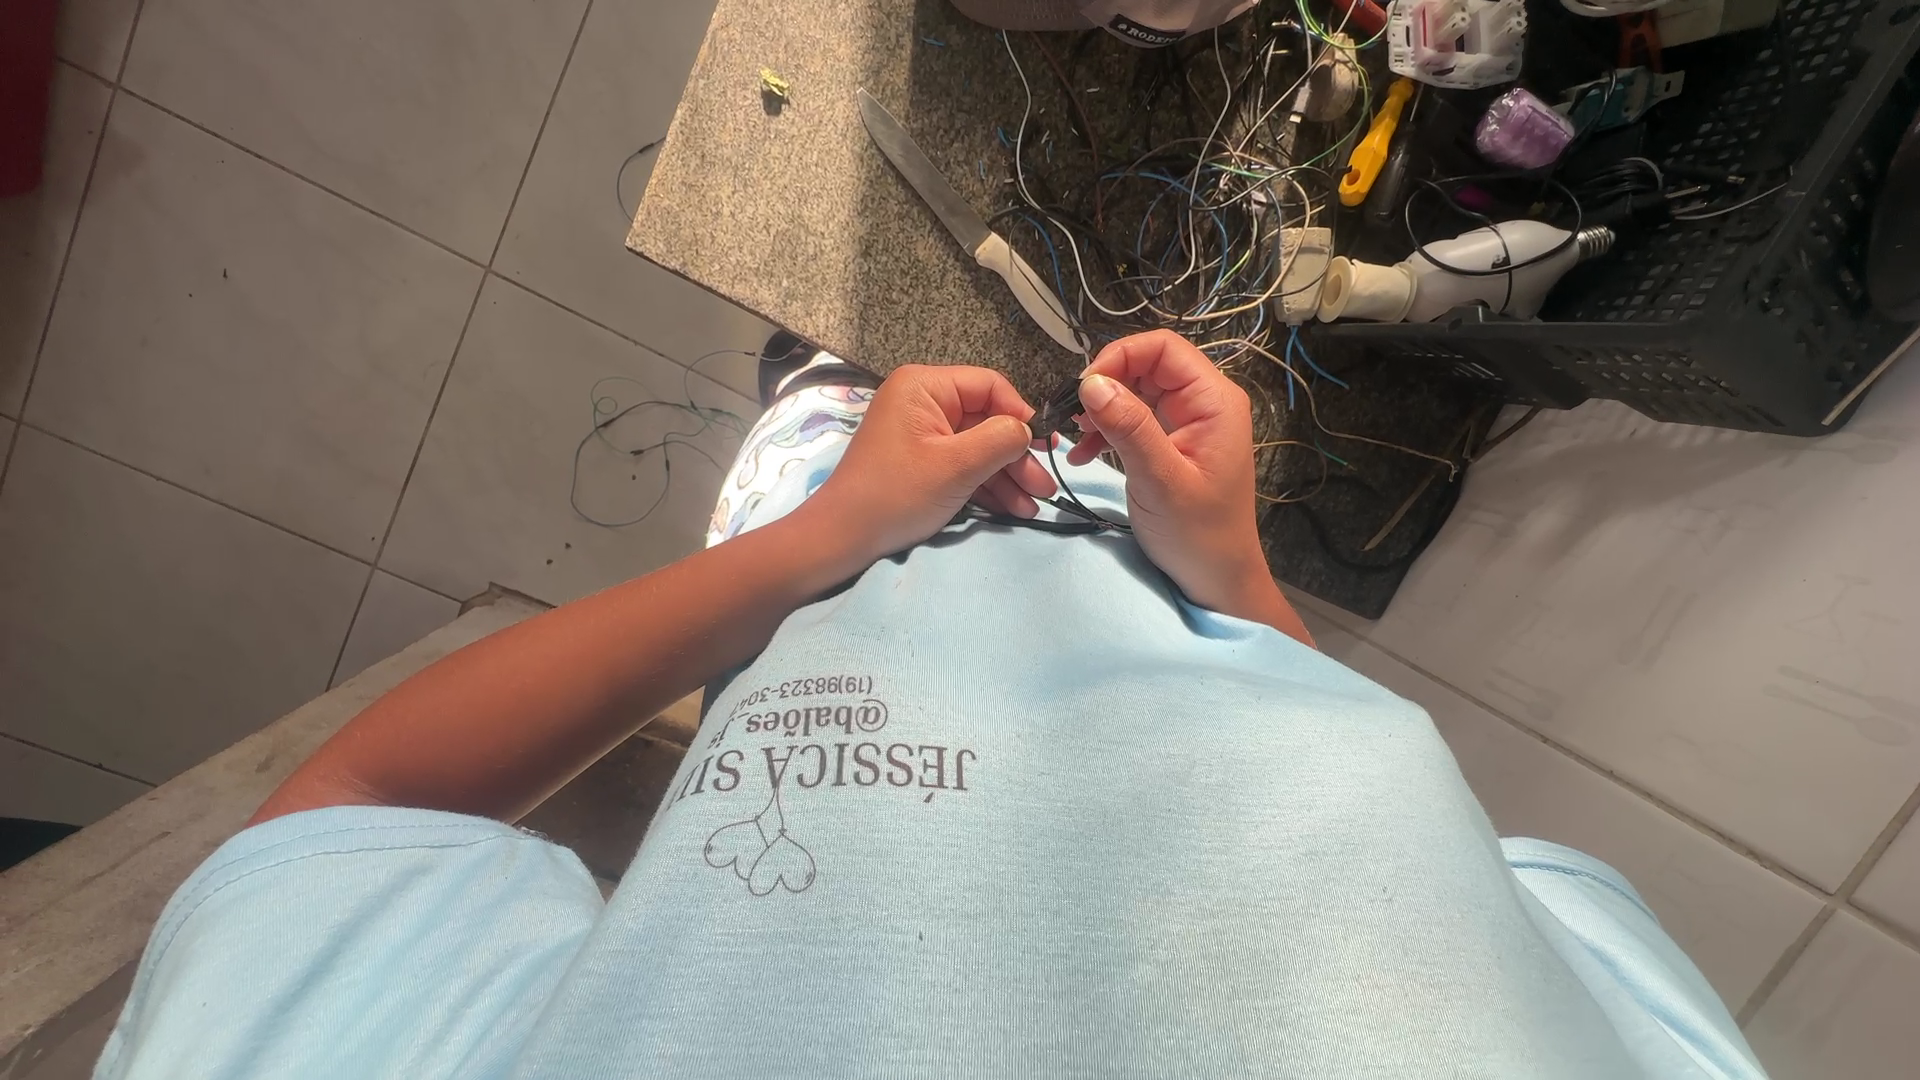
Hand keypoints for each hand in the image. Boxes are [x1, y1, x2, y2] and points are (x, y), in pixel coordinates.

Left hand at [803, 365, 1057, 562]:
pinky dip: (986, 486)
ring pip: (978, 448)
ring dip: (1007, 476)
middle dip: (1017, 456)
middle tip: (1045, 487)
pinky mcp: (922, 463)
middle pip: (986, 420)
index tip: (1045, 445)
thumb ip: (999, 440)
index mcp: (924, 386)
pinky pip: (962, 466)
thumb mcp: (955, 466)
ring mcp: (922, 435)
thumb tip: (1028, 430)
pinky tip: (1014, 508)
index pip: (989, 386)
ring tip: (1035, 505)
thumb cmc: (898, 493)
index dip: (1020, 414)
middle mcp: (923, 402)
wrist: (845, 538)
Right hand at [1068, 331, 1305, 639]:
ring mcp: (1186, 425)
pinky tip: (1083, 455)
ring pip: (1135, 394)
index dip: (1119, 357)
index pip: (1162, 349)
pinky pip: (1133, 422)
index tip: (1083, 388)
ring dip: (1101, 411)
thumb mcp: (1159, 480)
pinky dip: (1105, 433)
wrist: (1215, 580)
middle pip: (1146, 367)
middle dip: (1106, 386)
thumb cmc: (1198, 534)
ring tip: (1074, 439)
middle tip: (1071, 418)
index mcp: (1212, 402)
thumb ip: (1128, 427)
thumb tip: (1091, 382)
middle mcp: (1202, 404)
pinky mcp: (1170, 445)